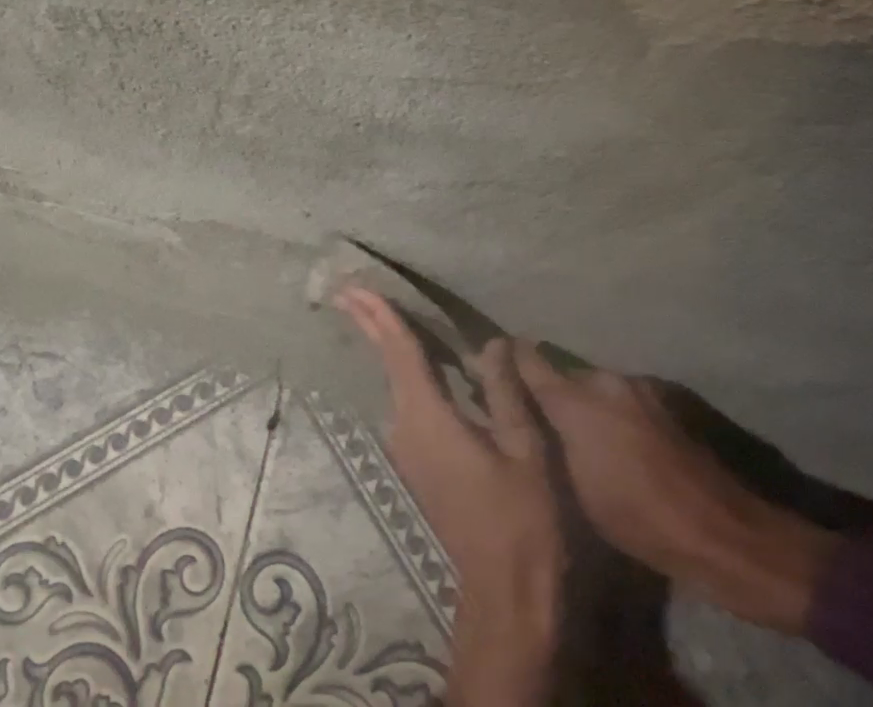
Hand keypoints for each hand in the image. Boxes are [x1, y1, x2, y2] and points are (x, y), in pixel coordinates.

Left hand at [334, 287, 564, 706]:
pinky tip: (419, 362)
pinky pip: (408, 405)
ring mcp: (404, 448)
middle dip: (368, 324)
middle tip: (347, 289)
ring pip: (396, 385)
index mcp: (428, 418)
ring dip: (387, 348)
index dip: (378, 316)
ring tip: (382, 310)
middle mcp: (404, 428)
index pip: (398, 353)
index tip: (353, 287)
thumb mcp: (524, 447)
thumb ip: (504, 391)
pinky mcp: (414, 462)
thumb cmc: (521, 517)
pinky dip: (406, 375)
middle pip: (388, 365)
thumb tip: (493, 345)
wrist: (503, 585)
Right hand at [510, 348, 838, 633]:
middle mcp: (606, 382)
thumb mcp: (571, 487)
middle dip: (541, 389)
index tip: (481, 363)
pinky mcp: (664, 407)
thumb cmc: (636, 517)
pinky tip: (602, 446)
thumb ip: (541, 437)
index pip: (527, 359)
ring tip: (564, 437)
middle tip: (525, 417)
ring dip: (576, 404)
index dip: (502, 358)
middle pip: (560, 374)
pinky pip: (618, 401)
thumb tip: (512, 411)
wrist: (721, 533)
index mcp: (577, 399)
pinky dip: (604, 415)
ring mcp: (639, 392)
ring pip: (590, 388)